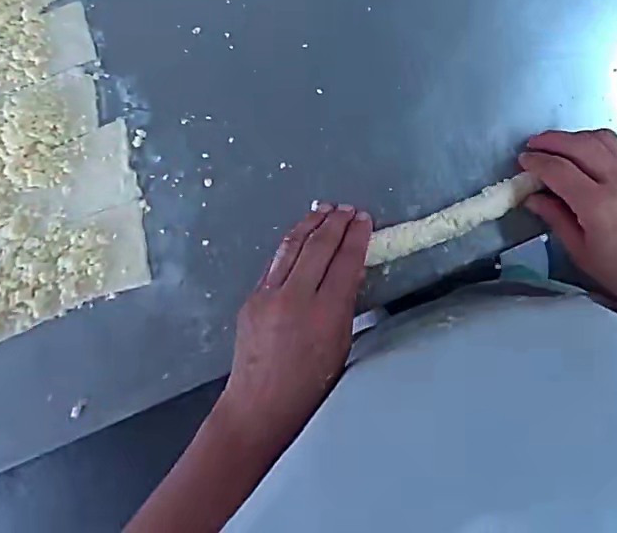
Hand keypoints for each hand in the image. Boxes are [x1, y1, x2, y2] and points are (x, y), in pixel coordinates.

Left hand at [215, 203, 371, 452]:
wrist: (258, 406)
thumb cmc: (309, 385)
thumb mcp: (340, 345)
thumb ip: (345, 302)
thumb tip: (350, 266)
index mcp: (324, 316)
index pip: (345, 262)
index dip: (357, 236)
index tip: (365, 220)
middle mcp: (295, 298)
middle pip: (319, 246)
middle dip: (337, 223)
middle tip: (349, 209)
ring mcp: (268, 295)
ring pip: (293, 245)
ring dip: (312, 223)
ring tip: (326, 209)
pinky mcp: (251, 296)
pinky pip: (276, 261)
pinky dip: (293, 242)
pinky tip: (301, 234)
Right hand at [520, 129, 616, 314]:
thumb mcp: (581, 252)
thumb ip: (554, 217)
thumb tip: (533, 197)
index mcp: (599, 206)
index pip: (558, 169)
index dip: (535, 162)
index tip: (522, 162)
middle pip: (577, 144)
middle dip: (549, 141)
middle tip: (531, 147)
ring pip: (598, 138)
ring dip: (572, 137)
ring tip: (554, 146)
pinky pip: (614, 146)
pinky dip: (592, 142)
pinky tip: (581, 154)